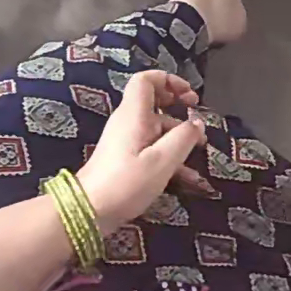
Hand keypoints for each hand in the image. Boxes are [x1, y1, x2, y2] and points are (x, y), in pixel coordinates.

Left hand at [76, 71, 206, 228]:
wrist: (90, 210)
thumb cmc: (126, 182)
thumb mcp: (162, 161)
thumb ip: (184, 138)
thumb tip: (197, 122)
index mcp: (134, 114)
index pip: (146, 80)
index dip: (169, 81)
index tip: (189, 96)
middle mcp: (128, 122)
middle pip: (153, 102)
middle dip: (178, 108)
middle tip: (196, 118)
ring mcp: (125, 140)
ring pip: (156, 128)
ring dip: (178, 137)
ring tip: (200, 152)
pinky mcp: (125, 158)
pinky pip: (151, 147)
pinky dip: (168, 155)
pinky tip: (187, 176)